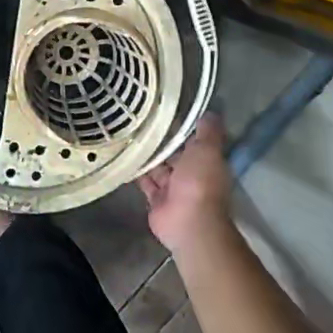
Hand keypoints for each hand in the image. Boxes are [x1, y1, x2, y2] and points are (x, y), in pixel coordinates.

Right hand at [136, 113, 231, 259]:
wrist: (188, 221)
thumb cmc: (200, 182)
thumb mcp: (207, 151)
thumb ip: (208, 133)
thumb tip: (211, 113)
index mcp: (205, 162)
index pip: (192, 142)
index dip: (179, 129)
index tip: (160, 112)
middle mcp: (190, 175)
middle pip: (173, 155)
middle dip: (159, 143)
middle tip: (136, 122)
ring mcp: (172, 189)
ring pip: (157, 168)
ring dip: (145, 156)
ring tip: (125, 136)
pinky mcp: (156, 200)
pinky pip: (145, 182)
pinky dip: (136, 173)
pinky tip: (122, 158)